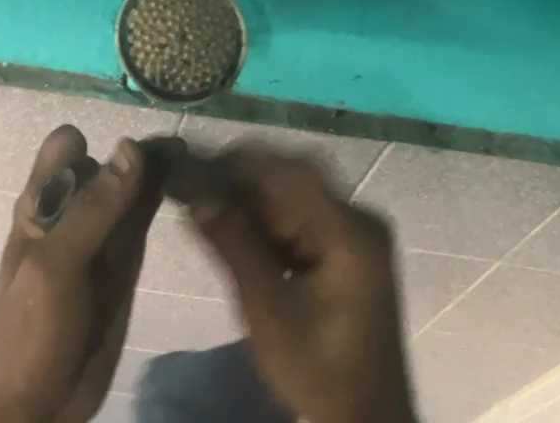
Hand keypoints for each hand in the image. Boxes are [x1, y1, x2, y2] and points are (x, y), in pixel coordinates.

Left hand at [0, 126, 162, 422]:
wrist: (37, 402)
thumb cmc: (31, 328)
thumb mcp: (57, 264)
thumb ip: (94, 209)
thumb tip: (132, 147)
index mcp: (42, 202)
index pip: (66, 146)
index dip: (97, 139)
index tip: (136, 145)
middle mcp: (72, 210)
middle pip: (108, 163)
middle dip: (140, 150)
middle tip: (187, 152)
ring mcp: (100, 237)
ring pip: (132, 189)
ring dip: (159, 172)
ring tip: (196, 161)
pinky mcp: (124, 265)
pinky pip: (143, 221)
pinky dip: (163, 202)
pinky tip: (191, 188)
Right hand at [187, 145, 415, 422]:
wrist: (366, 420)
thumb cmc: (318, 369)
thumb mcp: (267, 309)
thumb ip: (232, 244)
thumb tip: (195, 194)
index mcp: (350, 232)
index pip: (289, 171)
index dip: (239, 162)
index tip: (193, 163)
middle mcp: (358, 220)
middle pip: (290, 179)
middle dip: (239, 180)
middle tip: (192, 185)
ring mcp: (353, 234)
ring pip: (291, 195)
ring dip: (247, 198)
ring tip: (202, 202)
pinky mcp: (344, 249)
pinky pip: (297, 217)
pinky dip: (263, 219)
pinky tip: (230, 225)